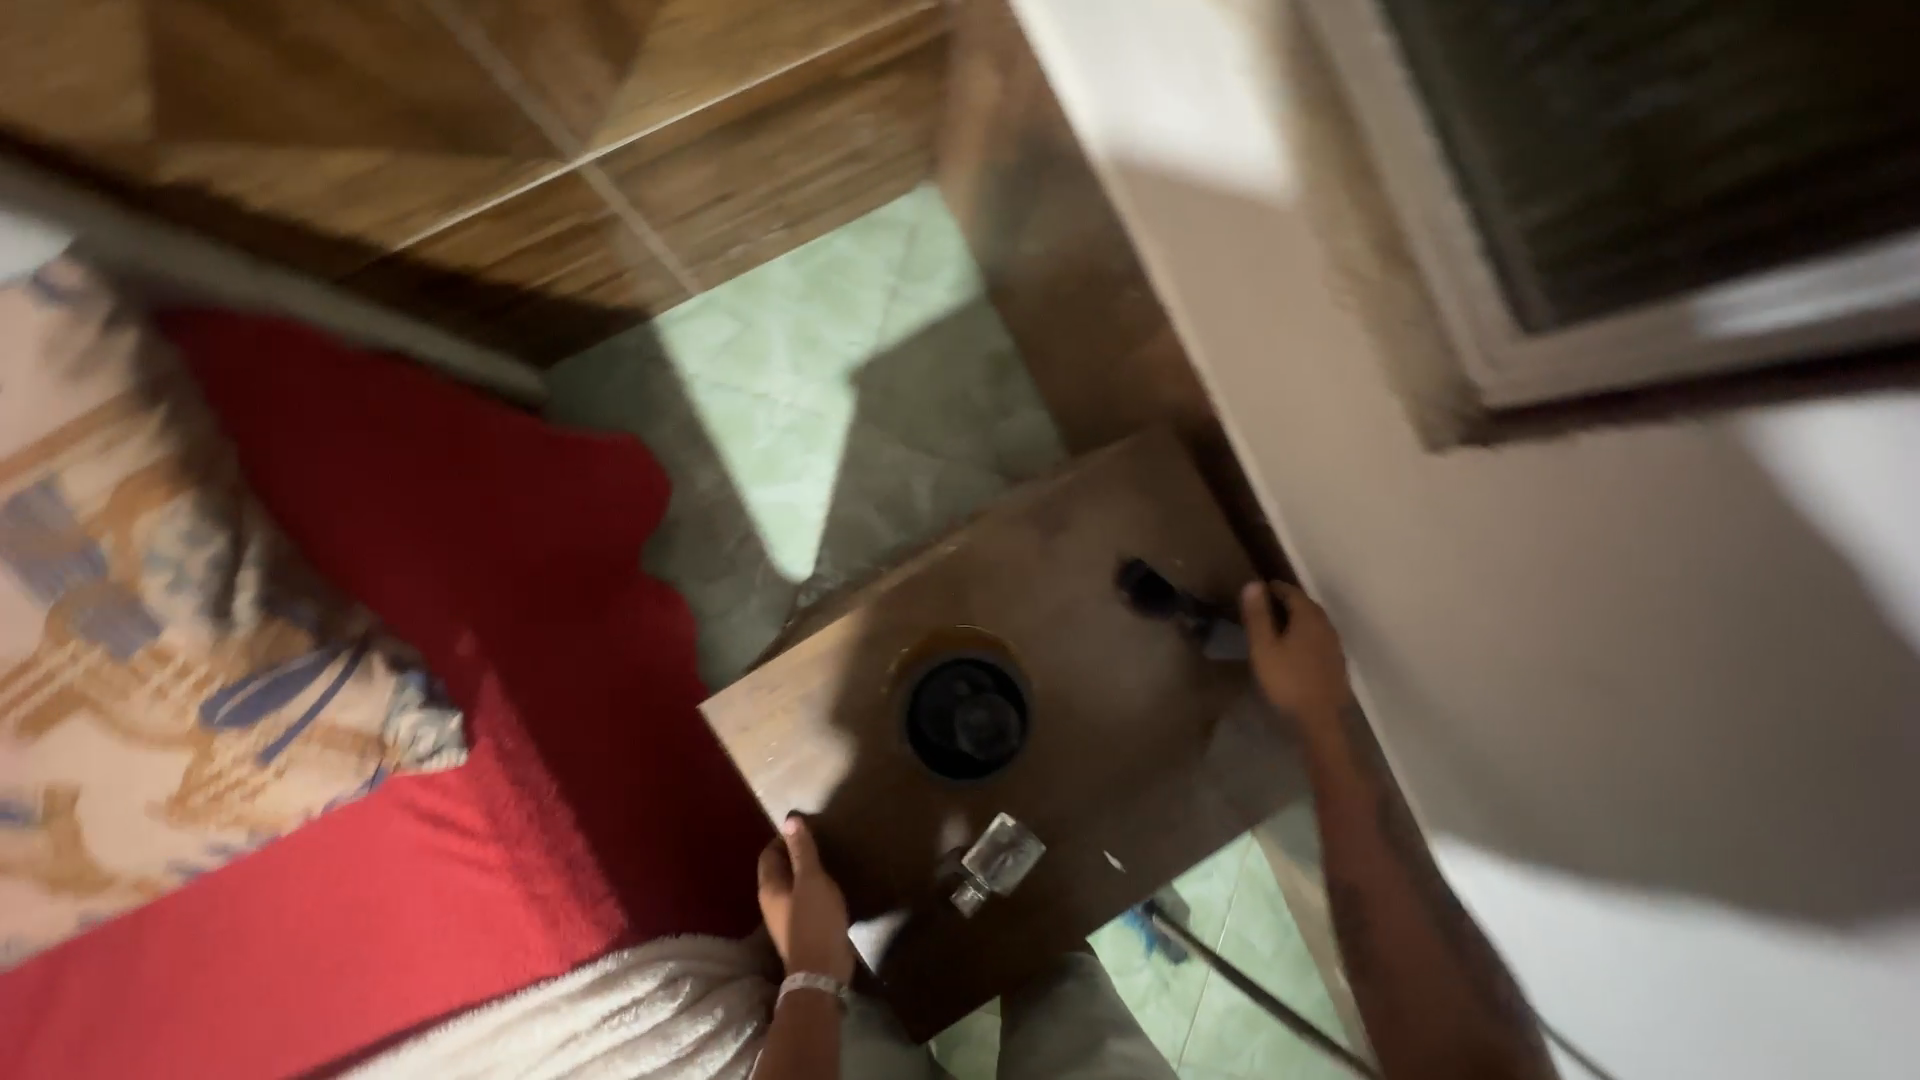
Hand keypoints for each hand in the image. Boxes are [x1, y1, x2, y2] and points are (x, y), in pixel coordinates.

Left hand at [757, 815, 856, 983]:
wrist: (822, 971)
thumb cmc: (814, 919)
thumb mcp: (811, 879)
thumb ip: (801, 850)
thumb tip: (789, 820)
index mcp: (769, 887)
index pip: (769, 854)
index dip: (784, 839)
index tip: (806, 830)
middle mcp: (772, 902)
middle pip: (779, 871)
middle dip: (796, 856)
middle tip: (820, 843)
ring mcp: (786, 919)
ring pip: (792, 888)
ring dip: (806, 875)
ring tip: (829, 863)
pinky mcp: (802, 931)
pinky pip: (805, 903)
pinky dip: (815, 892)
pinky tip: (832, 890)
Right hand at [1242, 580, 1353, 718]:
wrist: (1319, 718)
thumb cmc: (1286, 680)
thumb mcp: (1263, 647)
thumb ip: (1258, 616)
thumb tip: (1253, 584)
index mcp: (1308, 618)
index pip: (1293, 592)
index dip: (1276, 588)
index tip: (1261, 588)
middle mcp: (1326, 625)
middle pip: (1307, 605)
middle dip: (1289, 600)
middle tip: (1268, 603)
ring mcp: (1334, 644)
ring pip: (1315, 621)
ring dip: (1299, 617)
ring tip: (1280, 623)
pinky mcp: (1337, 661)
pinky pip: (1320, 636)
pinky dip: (1307, 633)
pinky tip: (1296, 646)